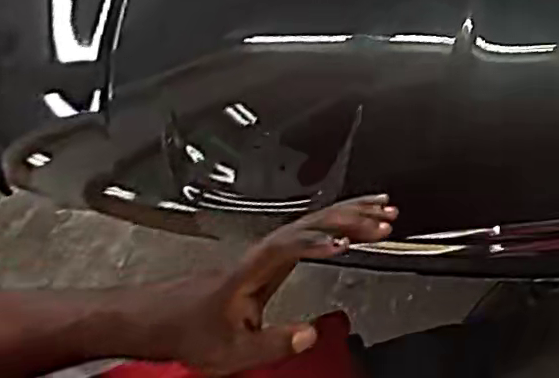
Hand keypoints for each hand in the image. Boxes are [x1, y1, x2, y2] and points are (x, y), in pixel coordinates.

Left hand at [128, 195, 397, 374]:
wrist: (170, 315)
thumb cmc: (194, 329)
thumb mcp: (227, 352)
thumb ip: (271, 344)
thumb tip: (309, 335)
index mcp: (256, 267)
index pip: (294, 244)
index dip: (321, 241)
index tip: (349, 243)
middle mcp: (271, 246)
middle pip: (316, 221)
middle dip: (352, 220)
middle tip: (384, 224)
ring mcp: (281, 239)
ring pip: (323, 214)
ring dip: (357, 210)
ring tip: (388, 211)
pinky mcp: (289, 240)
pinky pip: (325, 217)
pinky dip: (352, 209)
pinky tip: (372, 207)